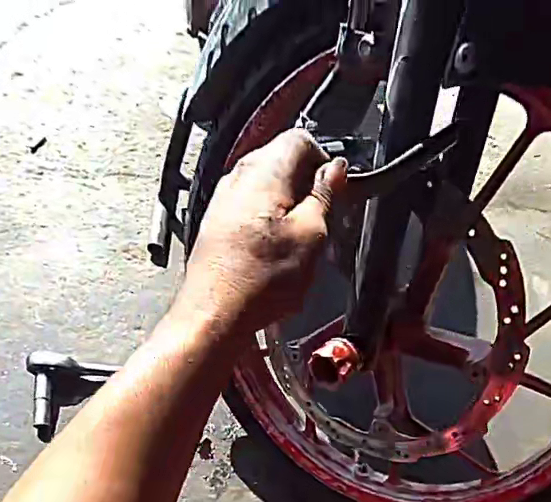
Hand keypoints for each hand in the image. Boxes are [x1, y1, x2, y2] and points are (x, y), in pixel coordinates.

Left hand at [169, 129, 347, 340]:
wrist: (214, 315)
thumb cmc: (258, 282)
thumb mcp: (311, 237)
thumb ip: (325, 197)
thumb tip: (336, 171)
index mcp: (265, 169)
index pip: (303, 138)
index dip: (326, 163)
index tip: (335, 192)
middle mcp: (238, 177)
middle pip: (282, 165)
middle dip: (305, 191)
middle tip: (320, 226)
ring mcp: (223, 201)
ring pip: (266, 192)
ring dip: (286, 215)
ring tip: (296, 250)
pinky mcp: (215, 227)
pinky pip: (249, 216)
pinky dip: (266, 231)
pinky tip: (272, 261)